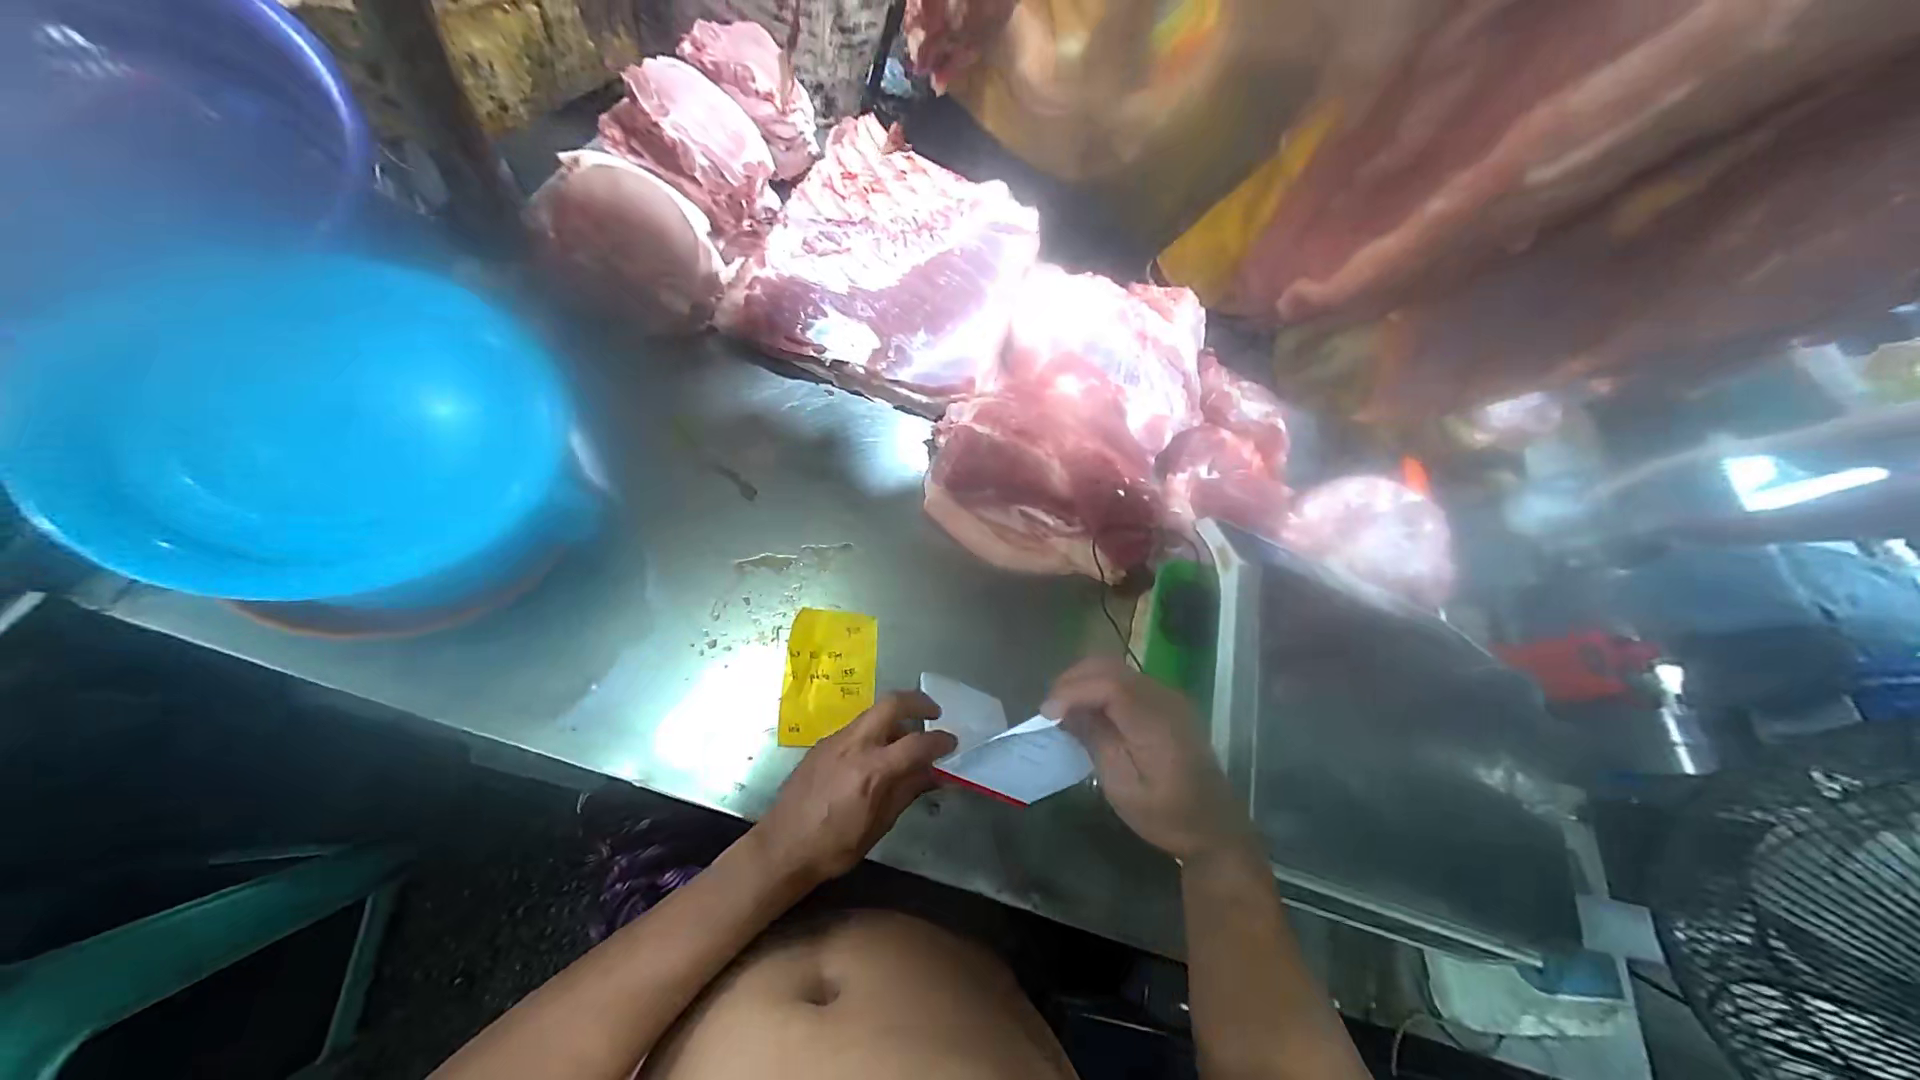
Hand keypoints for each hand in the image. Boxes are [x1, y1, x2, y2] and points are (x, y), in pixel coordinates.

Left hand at [752, 691, 957, 885]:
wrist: (781, 847)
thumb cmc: (834, 846)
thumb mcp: (879, 825)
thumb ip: (907, 791)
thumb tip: (933, 773)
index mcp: (872, 770)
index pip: (917, 743)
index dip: (940, 741)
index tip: (952, 743)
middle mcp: (854, 745)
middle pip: (892, 703)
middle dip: (918, 702)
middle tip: (933, 714)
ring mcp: (835, 740)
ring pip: (872, 712)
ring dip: (895, 716)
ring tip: (907, 735)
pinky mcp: (822, 744)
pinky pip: (856, 726)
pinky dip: (875, 729)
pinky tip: (877, 751)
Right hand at [1043, 657, 1252, 863]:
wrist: (1214, 826)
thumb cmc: (1167, 815)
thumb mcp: (1123, 788)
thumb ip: (1095, 741)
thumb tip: (1065, 711)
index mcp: (1156, 723)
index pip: (1109, 685)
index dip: (1072, 691)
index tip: (1046, 713)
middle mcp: (1164, 699)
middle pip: (1110, 667)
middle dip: (1072, 680)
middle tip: (1049, 709)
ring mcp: (1168, 696)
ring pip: (1116, 668)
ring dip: (1084, 681)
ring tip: (1062, 708)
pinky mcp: (1166, 702)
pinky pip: (1126, 680)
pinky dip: (1099, 686)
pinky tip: (1086, 709)